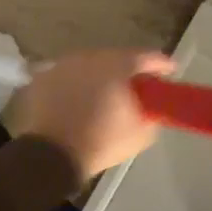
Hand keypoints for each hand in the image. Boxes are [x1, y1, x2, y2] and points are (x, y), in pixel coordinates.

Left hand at [11, 49, 176, 181]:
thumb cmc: (102, 142)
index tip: (170, 71)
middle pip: (114, 57)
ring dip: (99, 74)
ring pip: (87, 64)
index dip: (160, 64)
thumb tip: (150, 105)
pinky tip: (79, 97)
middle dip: (127, 69)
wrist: (53, 153)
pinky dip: (76, 83)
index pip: (145, 57)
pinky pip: (66, 75)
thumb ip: (151, 111)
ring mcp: (61, 65)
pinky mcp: (42, 77)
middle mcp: (87, 58)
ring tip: (107, 91)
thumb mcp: (141, 131)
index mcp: (115, 66)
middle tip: (137, 84)